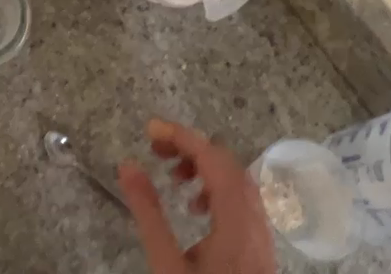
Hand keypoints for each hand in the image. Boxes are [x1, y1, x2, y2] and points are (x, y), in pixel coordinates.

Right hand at [118, 119, 275, 273]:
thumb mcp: (166, 264)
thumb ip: (148, 212)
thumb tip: (127, 165)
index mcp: (236, 223)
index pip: (213, 159)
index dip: (182, 136)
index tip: (149, 130)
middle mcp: (257, 225)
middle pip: (230, 165)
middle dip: (192, 148)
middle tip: (156, 151)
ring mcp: (263, 238)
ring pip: (240, 183)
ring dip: (206, 169)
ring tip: (176, 181)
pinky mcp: (261, 251)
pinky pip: (245, 203)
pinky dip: (219, 190)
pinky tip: (197, 208)